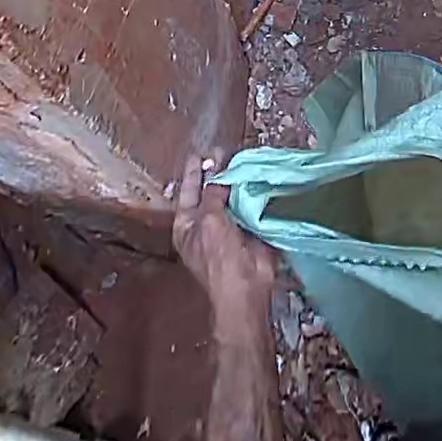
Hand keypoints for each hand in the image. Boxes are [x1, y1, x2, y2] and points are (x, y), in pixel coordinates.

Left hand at [172, 151, 276, 339]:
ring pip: (229, 198)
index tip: (198, 154)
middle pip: (209, 193)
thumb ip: (212, 195)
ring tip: (240, 159)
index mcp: (186, 225)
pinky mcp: (248, 230)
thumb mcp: (209, 220)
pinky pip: (247, 206)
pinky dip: (250, 192)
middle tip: (222, 152)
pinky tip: (255, 176)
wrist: (245, 288)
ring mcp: (227, 227)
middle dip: (216, 173)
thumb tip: (219, 179)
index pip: (187, 192)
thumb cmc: (219, 256)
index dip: (193, 173)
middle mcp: (204, 225)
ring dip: (235, 181)